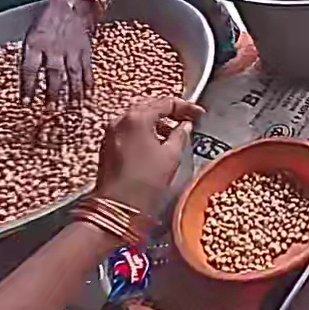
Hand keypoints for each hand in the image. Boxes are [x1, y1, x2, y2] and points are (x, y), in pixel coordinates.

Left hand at [21, 0, 96, 105]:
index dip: (28, 87)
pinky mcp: (86, 51)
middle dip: (52, 93)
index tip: (26, 103)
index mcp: (36, 43)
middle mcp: (54, 48)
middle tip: (51, 109)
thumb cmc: (48, 19)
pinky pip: (87, 71)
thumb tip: (29, 77)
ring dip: (72, 93)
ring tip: (72, 107)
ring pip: (72, 75)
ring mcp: (72, 50)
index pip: (30, 69)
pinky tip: (88, 96)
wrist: (73, 3)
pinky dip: (88, 84)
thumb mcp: (32, 33)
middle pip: (53, 74)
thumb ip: (31, 54)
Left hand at [94, 97, 202, 213]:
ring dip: (157, 123)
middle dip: (170, 112)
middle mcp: (120, 120)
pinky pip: (129, 131)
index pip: (165, 102)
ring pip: (138, 119)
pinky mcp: (108, 146)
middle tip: (188, 119)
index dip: (186, 107)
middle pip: (149, 107)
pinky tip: (157, 144)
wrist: (118, 206)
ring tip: (174, 134)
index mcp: (137, 117)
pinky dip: (144, 132)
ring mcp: (111, 133)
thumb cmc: (146, 180)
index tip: (200, 114)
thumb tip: (185, 126)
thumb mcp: (171, 156)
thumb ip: (180, 135)